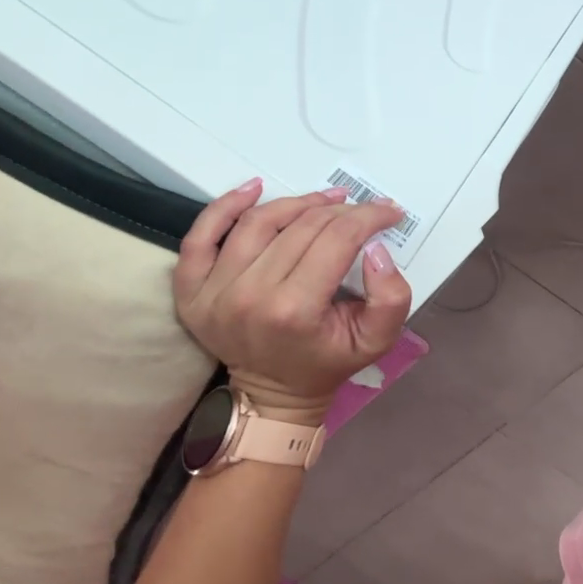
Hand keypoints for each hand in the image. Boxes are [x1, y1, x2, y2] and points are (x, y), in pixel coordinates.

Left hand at [173, 179, 413, 425]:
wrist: (273, 394)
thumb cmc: (328, 363)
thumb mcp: (378, 340)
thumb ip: (391, 296)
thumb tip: (375, 248)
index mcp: (295, 310)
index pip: (338, 239)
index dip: (370, 217)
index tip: (390, 211)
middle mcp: (249, 296)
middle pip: (303, 226)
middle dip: (343, 210)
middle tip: (363, 210)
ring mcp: (214, 292)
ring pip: (259, 222)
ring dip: (298, 202)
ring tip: (325, 200)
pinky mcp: (191, 290)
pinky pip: (200, 237)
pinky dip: (224, 206)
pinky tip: (254, 189)